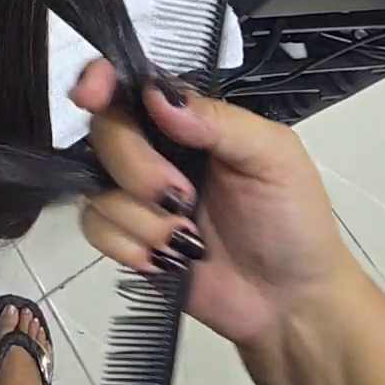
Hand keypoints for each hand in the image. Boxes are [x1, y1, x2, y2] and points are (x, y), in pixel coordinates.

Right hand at [71, 63, 357, 351]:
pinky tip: (166, 261)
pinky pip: (94, 226)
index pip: (126, 81)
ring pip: (96, 184)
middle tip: (183, 197)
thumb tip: (153, 95)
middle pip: (104, 132)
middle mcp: (151, 146)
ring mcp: (133, 192)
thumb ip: (217, 119)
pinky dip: (129, 246)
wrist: (291, 305)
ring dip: (142, 218)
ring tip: (188, 241)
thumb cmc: (292, 220)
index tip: (92, 96)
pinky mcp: (125, 236)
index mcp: (183, 117)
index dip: (100, 79)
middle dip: (138, 168)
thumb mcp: (273, 156)